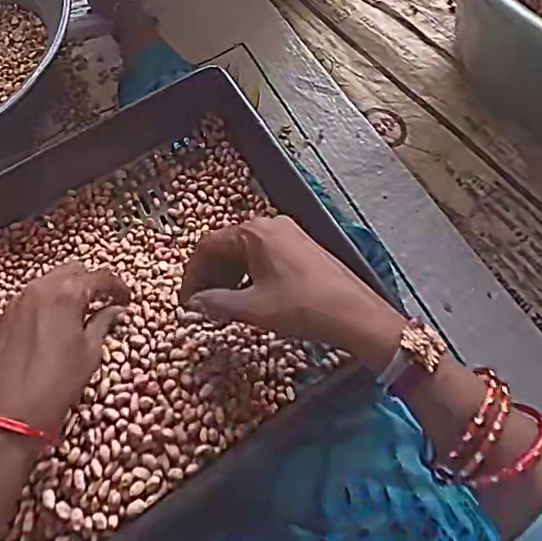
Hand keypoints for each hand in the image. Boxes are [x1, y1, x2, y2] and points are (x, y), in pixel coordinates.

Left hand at [0, 262, 129, 434]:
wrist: (5, 416)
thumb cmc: (55, 385)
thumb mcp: (89, 354)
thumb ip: (103, 323)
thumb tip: (114, 310)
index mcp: (66, 293)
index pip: (99, 277)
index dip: (118, 286)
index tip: (127, 299)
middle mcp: (39, 288)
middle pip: (73, 271)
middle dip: (91, 283)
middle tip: (104, 302)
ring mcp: (18, 301)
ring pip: (50, 281)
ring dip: (68, 291)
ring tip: (80, 313)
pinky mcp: (3, 317)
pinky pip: (32, 298)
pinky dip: (48, 302)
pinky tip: (55, 324)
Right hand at [178, 215, 405, 366]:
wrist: (355, 314)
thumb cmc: (304, 307)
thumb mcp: (254, 308)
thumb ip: (217, 303)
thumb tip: (195, 303)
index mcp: (254, 233)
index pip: (207, 246)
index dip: (192, 274)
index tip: (186, 300)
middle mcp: (271, 225)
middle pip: (226, 246)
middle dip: (210, 276)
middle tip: (201, 305)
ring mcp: (289, 234)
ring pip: (245, 252)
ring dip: (229, 277)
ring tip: (223, 306)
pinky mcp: (302, 247)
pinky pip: (264, 256)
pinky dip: (249, 275)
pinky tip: (250, 298)